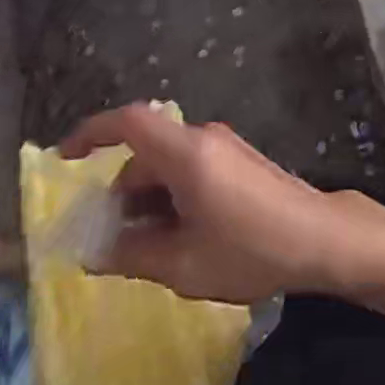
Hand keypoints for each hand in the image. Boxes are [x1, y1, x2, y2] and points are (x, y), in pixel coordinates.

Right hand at [59, 104, 374, 303]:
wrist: (319, 237)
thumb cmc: (249, 247)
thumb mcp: (183, 263)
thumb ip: (133, 254)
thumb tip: (97, 250)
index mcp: (187, 152)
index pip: (130, 121)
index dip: (92, 133)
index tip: (65, 157)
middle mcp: (204, 137)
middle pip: (147, 151)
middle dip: (122, 191)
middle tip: (112, 239)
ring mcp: (225, 146)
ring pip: (169, 163)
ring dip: (149, 198)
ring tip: (148, 247)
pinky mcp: (238, 159)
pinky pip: (192, 168)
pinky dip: (173, 195)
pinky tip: (180, 235)